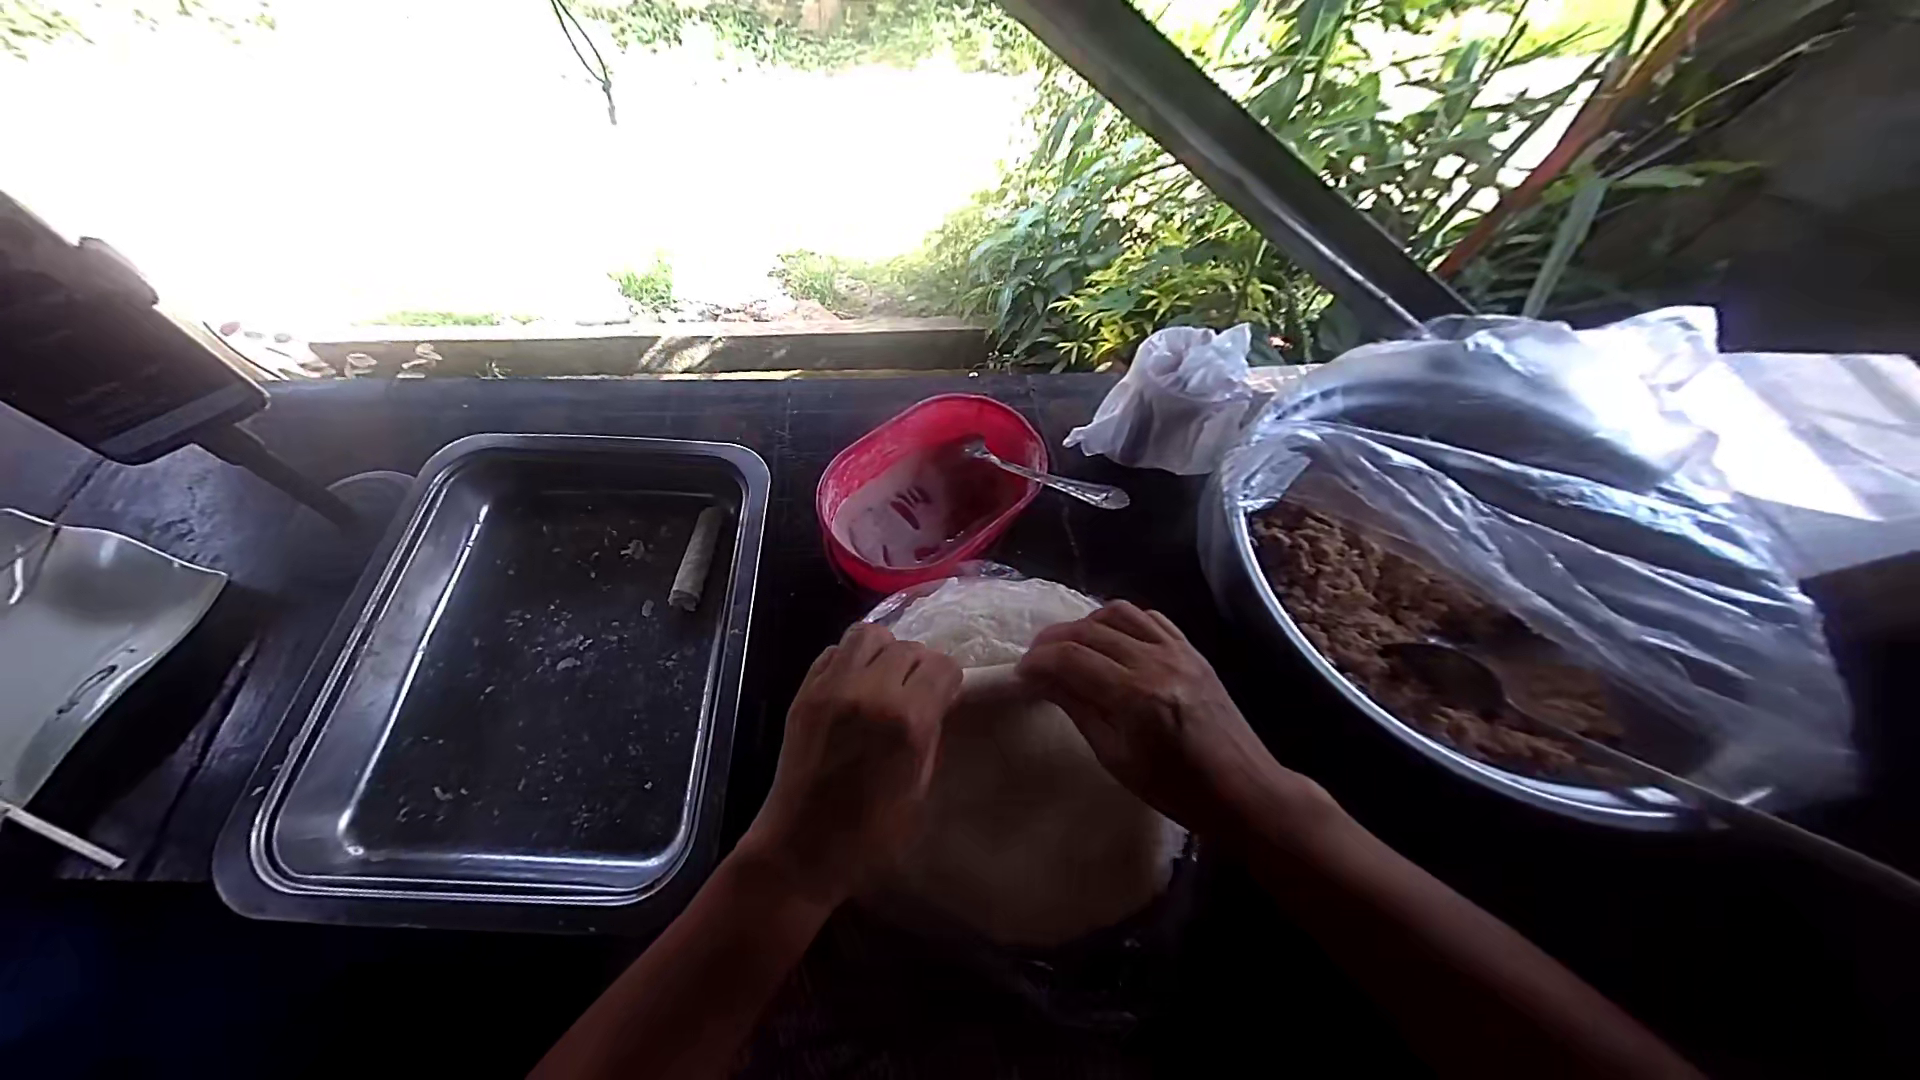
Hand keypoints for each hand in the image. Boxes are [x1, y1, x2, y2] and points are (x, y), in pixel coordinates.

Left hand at [736, 623, 961, 907]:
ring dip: (884, 650)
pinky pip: (835, 651)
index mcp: (909, 721)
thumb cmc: (872, 834)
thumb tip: (938, 700)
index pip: (942, 666)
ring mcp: (833, 688)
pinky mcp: (805, 692)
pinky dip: (850, 660)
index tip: (944, 695)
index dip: (948, 680)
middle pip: (909, 647)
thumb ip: (931, 732)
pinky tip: (853, 685)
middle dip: (919, 666)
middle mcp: (872, 693)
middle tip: (914, 690)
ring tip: (883, 677)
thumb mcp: (920, 786)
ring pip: (869, 634)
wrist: (801, 850)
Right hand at [1017, 601, 1330, 841]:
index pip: (1070, 658)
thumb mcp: (1115, 757)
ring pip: (1116, 612)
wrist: (1244, 789)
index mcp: (1136, 696)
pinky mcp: (1191, 648)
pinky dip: (1119, 621)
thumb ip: (1077, 708)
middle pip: (1088, 631)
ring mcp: (1177, 650)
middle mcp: (1155, 662)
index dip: (1038, 661)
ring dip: (1083, 623)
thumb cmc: (1176, 789)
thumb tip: (1041, 679)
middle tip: (1035, 659)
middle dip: (1052, 640)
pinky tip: (1108, 639)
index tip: (1021, 673)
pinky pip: (1148, 617)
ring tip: (1068, 645)